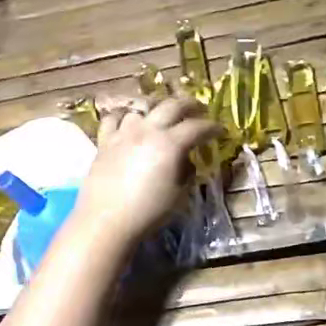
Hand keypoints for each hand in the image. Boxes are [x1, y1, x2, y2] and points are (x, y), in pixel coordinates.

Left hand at [70, 97, 218, 248]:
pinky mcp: (104, 142)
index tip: (221, 131)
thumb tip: (185, 161)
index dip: (212, 127)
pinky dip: (123, 117)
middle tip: (199, 110)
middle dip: (190, 105)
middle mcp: (148, 131)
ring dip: (156, 109)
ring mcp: (123, 133)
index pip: (198, 127)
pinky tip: (127, 123)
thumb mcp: (179, 195)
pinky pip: (113, 119)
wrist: (106, 220)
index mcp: (170, 144)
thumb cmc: (148, 212)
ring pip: (141, 108)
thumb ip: (186, 173)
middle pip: (172, 105)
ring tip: (161, 116)